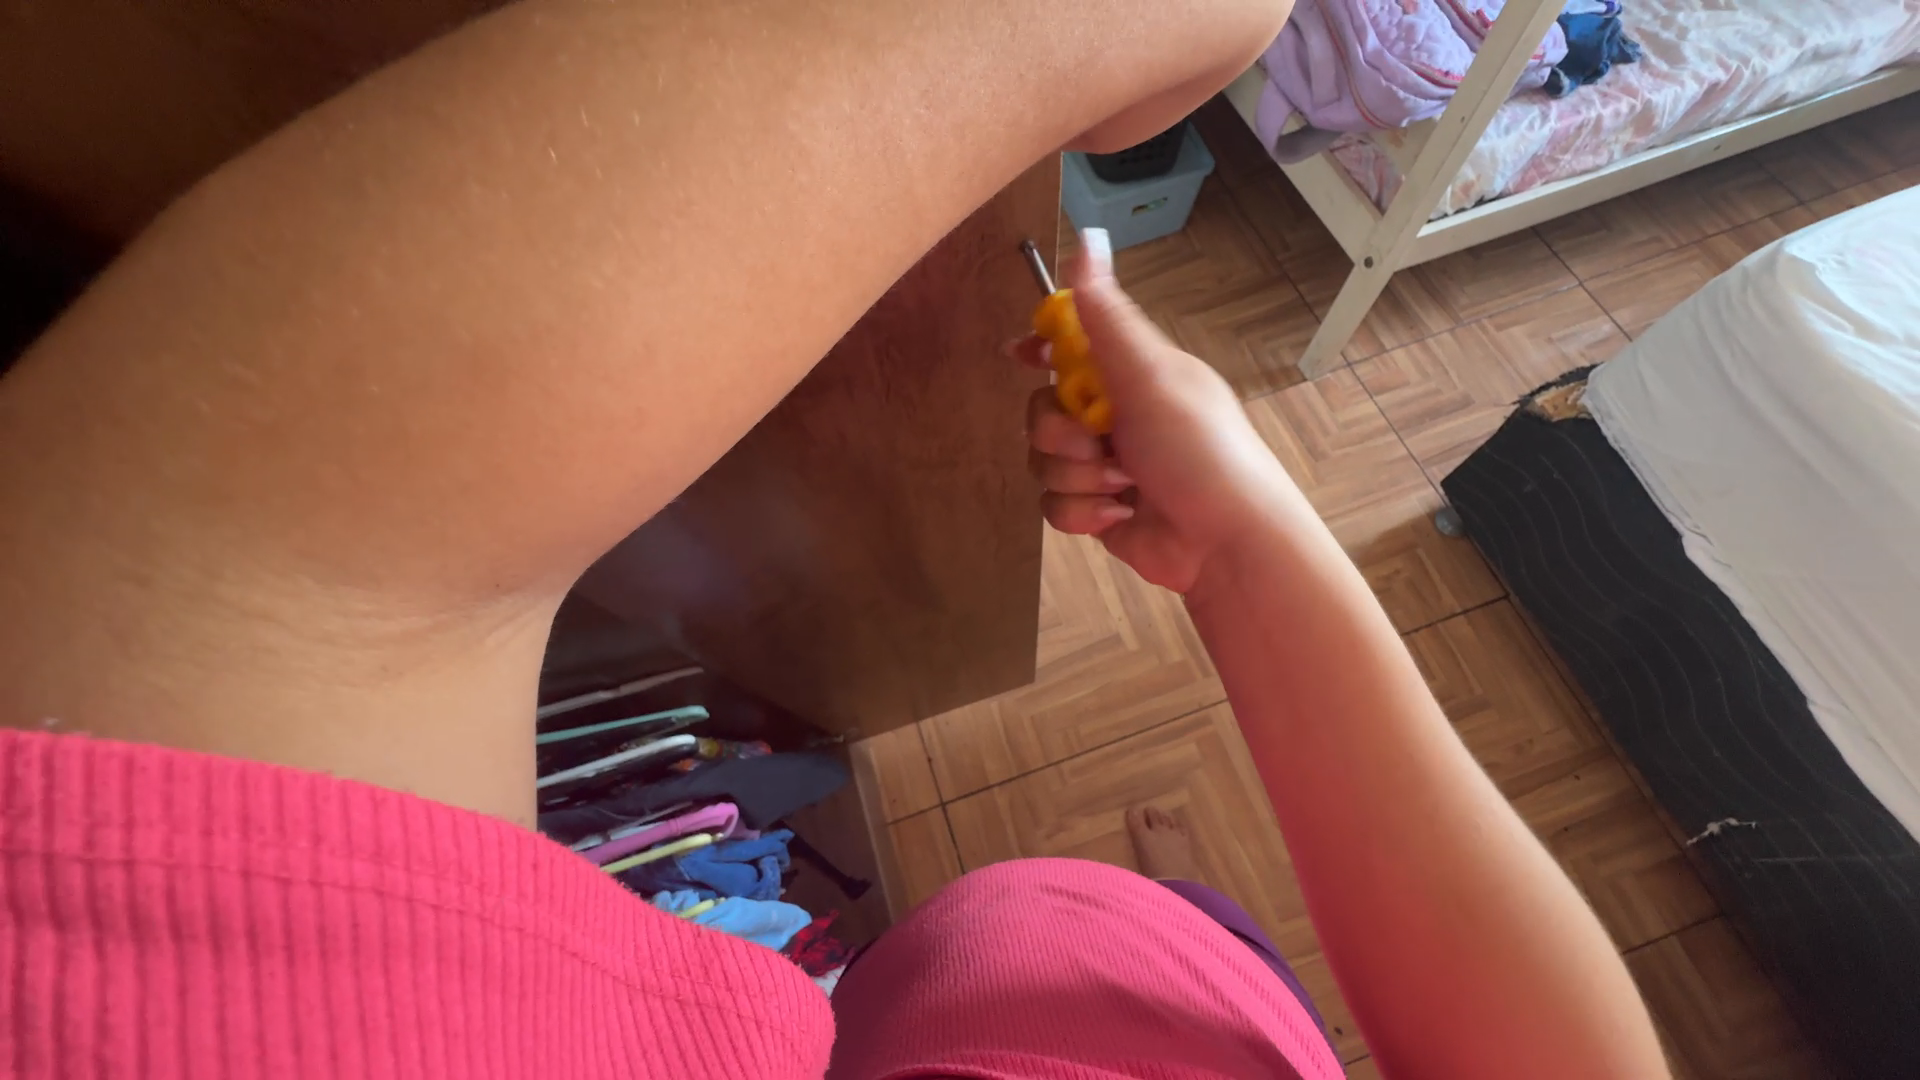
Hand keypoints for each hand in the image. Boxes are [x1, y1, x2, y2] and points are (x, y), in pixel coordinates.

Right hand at [1014, 230, 1312, 593]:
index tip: (1020, 355)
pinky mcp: (1095, 511)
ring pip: (1043, 461)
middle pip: (1042, 409)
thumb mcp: (1152, 375)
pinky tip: (1118, 516)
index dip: (1042, 347)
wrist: (1223, 542)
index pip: (1073, 346)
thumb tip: (1087, 237)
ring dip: (1077, 476)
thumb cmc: (1198, 450)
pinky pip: (1054, 504)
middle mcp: (1113, 416)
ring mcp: (1102, 466)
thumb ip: (1108, 318)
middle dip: (1059, 431)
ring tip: (1121, 486)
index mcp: (1131, 374)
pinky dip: (1083, 512)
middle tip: (1095, 440)